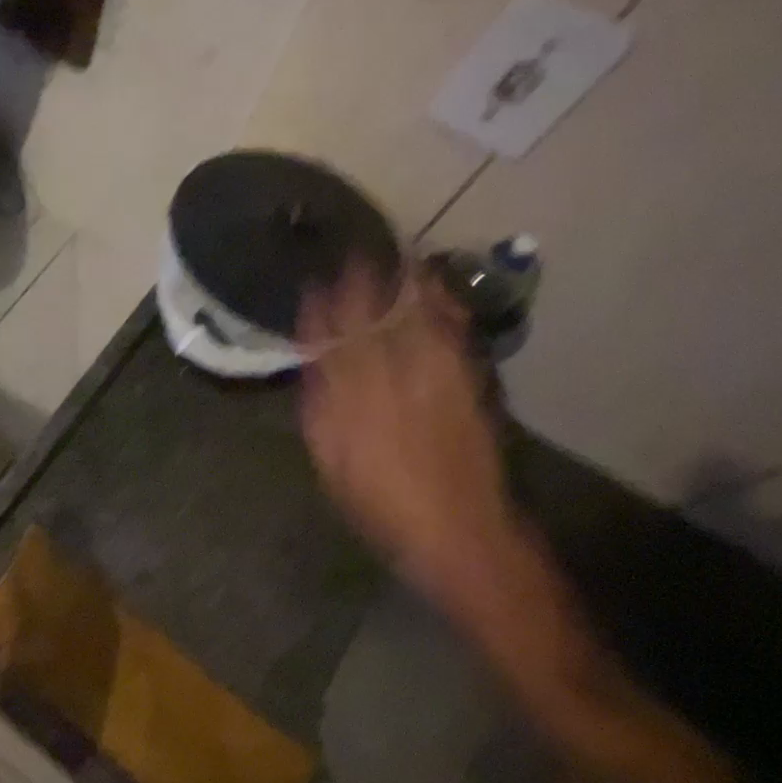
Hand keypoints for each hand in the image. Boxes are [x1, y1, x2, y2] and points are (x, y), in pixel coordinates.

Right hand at [299, 263, 519, 599]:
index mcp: (350, 397)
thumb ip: (321, 409)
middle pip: (373, 315)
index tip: (314, 280)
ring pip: (416, 316)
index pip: (330, 336)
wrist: (459, 531)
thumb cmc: (381, 504)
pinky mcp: (468, 382)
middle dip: (362, 280)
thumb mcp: (332, 462)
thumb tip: (314, 366)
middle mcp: (392, 376)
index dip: (322, 305)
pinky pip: (451, 332)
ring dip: (402, 283)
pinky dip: (440, 306)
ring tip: (393, 257)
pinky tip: (434, 291)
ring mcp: (435, 376)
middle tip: (354, 250)